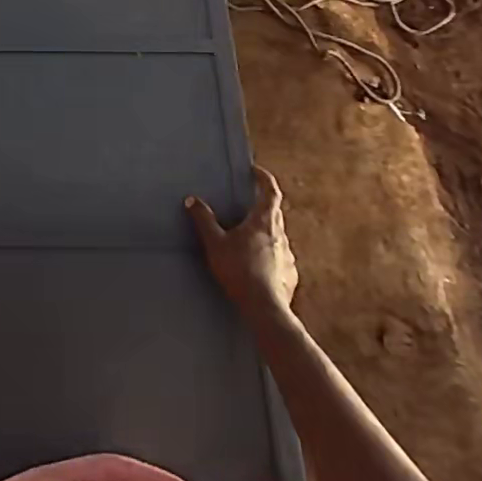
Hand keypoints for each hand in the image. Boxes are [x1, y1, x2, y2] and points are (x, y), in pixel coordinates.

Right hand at [185, 166, 298, 314]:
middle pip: (275, 212)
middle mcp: (280, 234)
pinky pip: (280, 259)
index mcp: (263, 221)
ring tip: (248, 240)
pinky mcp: (289, 275)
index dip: (264, 179)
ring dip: (265, 233)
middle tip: (248, 205)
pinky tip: (258, 267)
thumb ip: (204, 220)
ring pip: (277, 236)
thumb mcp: (215, 244)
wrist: (264, 308)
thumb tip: (192, 200)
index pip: (270, 191)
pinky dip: (270, 257)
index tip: (256, 172)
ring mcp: (287, 255)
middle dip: (263, 206)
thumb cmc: (240, 271)